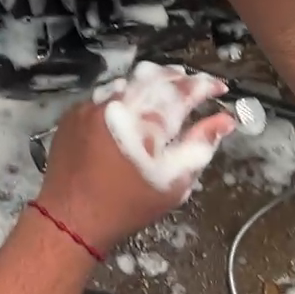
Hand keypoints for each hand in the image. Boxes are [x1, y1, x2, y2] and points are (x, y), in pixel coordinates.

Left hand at [35, 64, 235, 252]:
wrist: (71, 216)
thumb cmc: (128, 205)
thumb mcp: (174, 182)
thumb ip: (200, 145)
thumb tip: (224, 121)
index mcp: (145, 122)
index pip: (181, 90)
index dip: (204, 85)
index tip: (219, 88)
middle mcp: (115, 105)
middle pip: (152, 78)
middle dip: (177, 78)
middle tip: (194, 86)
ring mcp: (90, 107)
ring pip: (126, 83)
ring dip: (149, 85)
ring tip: (166, 94)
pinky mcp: (73, 114)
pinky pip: (103, 96)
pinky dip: (123, 97)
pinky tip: (131, 108)